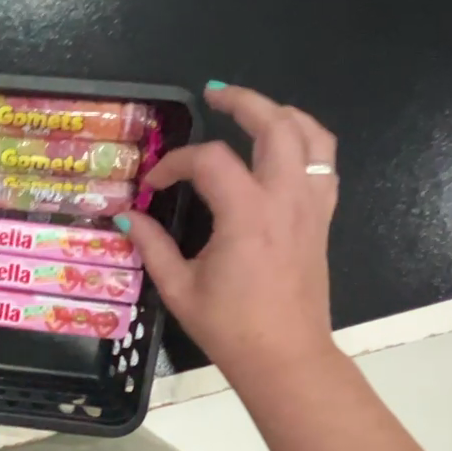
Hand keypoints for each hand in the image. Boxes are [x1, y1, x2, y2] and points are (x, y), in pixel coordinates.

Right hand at [116, 84, 339, 375]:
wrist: (284, 356)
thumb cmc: (229, 327)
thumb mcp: (178, 288)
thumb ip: (152, 246)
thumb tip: (127, 217)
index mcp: (246, 215)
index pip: (209, 160)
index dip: (175, 163)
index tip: (152, 185)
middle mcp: (285, 199)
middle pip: (275, 124)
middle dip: (243, 102)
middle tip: (215, 95)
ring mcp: (311, 206)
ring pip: (311, 135)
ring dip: (282, 114)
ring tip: (254, 111)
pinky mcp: (322, 218)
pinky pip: (324, 163)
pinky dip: (305, 143)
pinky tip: (282, 149)